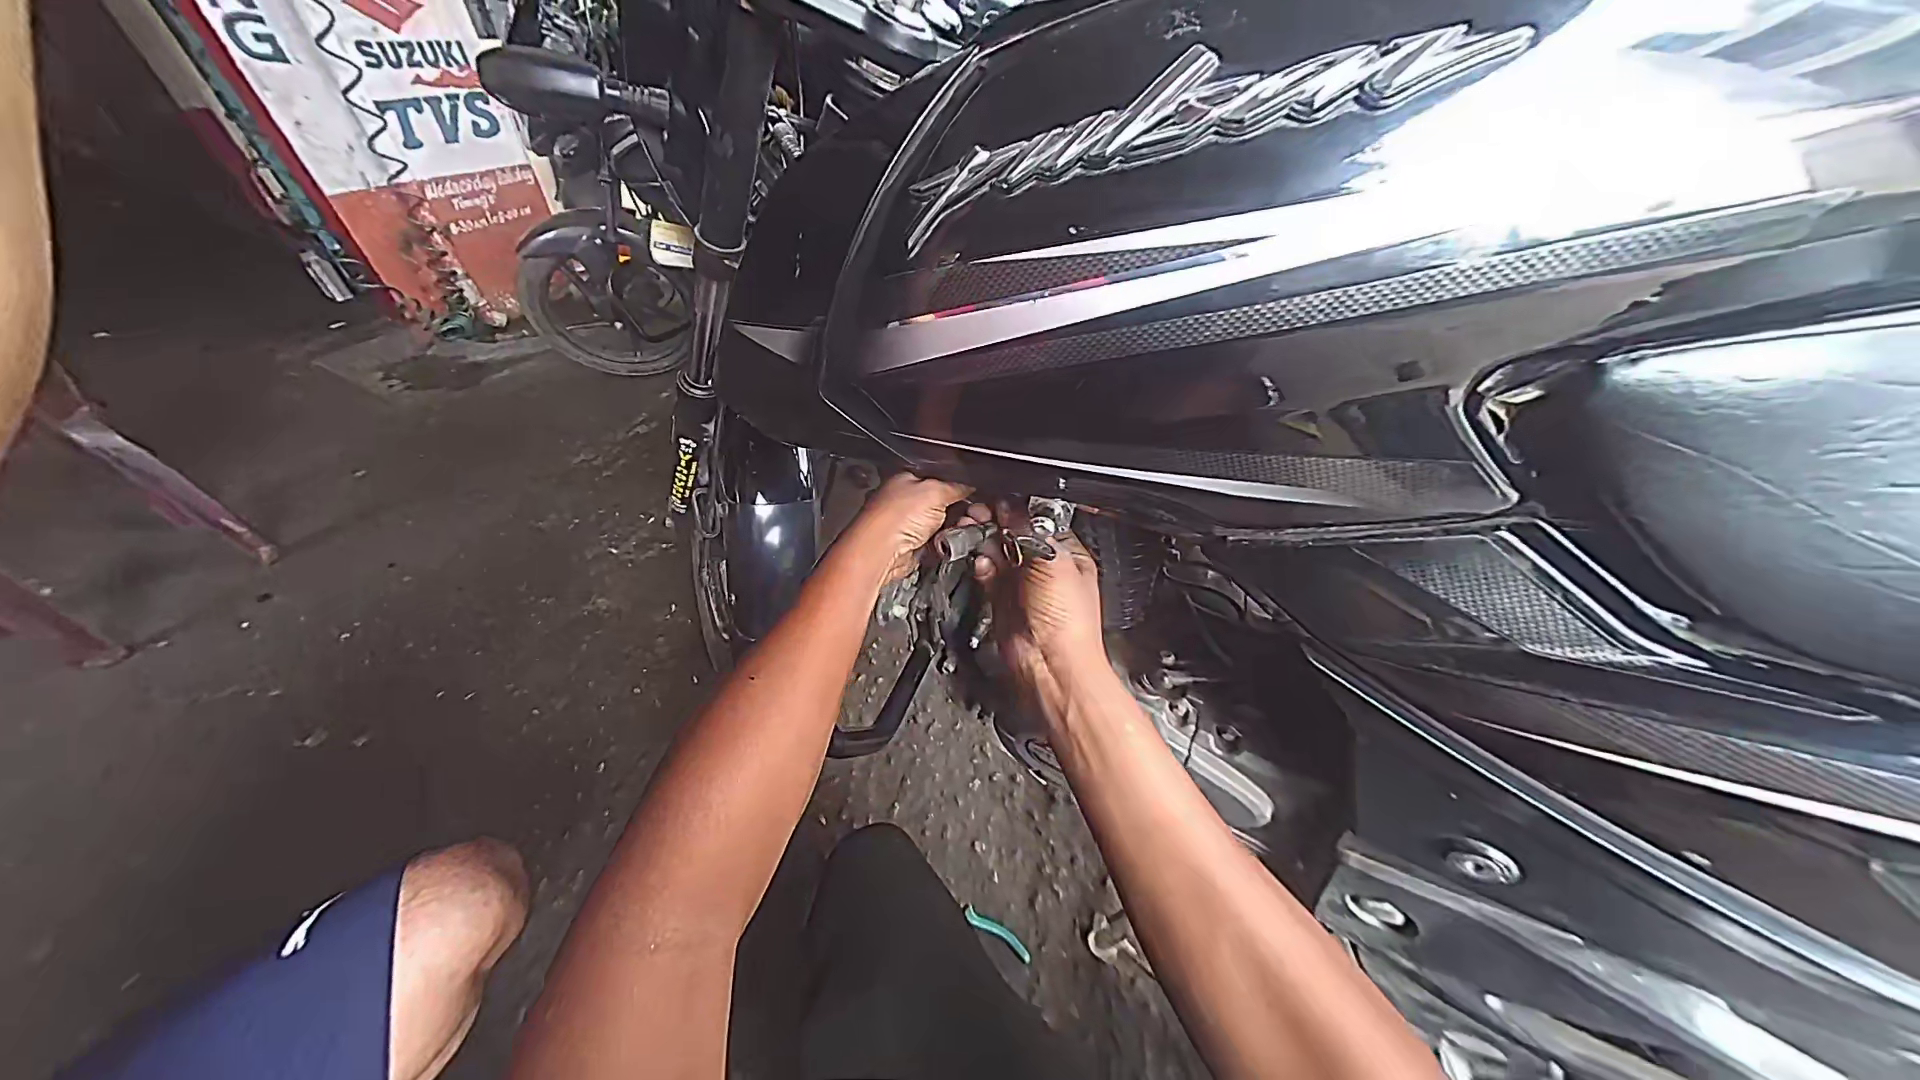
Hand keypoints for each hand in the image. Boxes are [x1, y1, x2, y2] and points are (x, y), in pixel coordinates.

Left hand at [846, 472, 971, 582]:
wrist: (882, 551)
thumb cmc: (894, 517)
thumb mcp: (935, 491)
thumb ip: (955, 487)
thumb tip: (967, 487)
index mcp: (907, 481)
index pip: (940, 481)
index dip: (959, 489)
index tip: (972, 497)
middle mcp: (906, 503)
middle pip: (944, 505)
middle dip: (959, 512)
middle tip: (970, 517)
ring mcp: (909, 526)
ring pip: (943, 527)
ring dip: (954, 530)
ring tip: (955, 530)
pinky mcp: (913, 547)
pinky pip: (938, 544)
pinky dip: (944, 544)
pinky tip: (945, 543)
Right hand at [969, 504, 1105, 722]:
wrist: (1050, 665)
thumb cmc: (1068, 623)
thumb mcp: (1053, 563)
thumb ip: (1030, 532)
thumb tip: (1012, 509)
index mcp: (1068, 556)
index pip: (1038, 521)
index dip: (1018, 509)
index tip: (998, 501)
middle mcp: (1045, 569)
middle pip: (1014, 534)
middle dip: (996, 523)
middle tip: (979, 514)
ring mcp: (1022, 585)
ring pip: (998, 552)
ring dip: (984, 541)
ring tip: (975, 533)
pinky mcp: (1002, 601)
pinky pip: (987, 574)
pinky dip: (981, 566)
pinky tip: (981, 563)